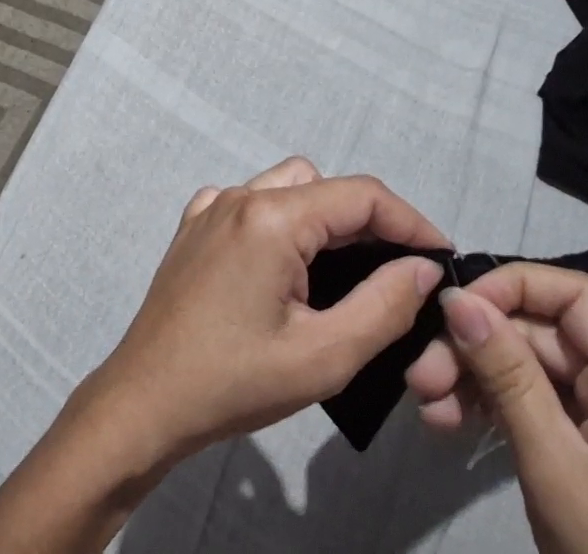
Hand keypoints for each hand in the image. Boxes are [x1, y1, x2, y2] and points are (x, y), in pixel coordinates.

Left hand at [84, 157, 448, 466]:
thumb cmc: (235, 382)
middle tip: (396, 274)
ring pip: (287, 188)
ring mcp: (209, 210)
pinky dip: (280, 222)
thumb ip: (385, 305)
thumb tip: (422, 267)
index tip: (441, 261)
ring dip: (324, 219)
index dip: (411, 222)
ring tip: (347, 273)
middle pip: (324, 186)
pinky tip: (285, 267)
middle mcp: (237, 198)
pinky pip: (250, 204)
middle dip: (369, 222)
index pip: (362, 194)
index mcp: (269, 219)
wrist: (147, 400)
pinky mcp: (193, 230)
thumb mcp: (325, 355)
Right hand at [406, 265, 587, 553]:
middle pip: (541, 334)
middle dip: (474, 346)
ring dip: (472, 377)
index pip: (576, 296)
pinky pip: (533, 402)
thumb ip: (508, 378)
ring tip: (427, 406)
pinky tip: (449, 422)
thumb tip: (457, 299)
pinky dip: (488, 406)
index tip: (450, 310)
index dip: (510, 288)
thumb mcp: (555, 469)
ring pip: (528, 367)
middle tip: (419, 378)